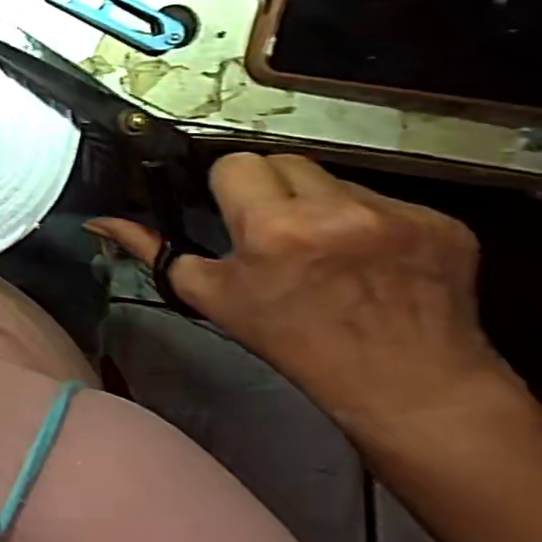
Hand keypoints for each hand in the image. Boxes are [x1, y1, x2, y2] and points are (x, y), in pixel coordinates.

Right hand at [86, 153, 525, 434]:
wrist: (405, 380)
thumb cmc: (291, 339)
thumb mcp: (208, 295)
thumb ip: (150, 249)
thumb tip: (99, 222)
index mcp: (273, 229)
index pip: (235, 164)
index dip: (224, 186)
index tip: (230, 213)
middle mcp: (337, 212)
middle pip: (282, 160)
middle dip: (268, 187)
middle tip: (269, 228)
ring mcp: (396, 215)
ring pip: (332, 177)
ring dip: (316, 201)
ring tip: (319, 246)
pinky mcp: (441, 222)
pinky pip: (381, 198)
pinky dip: (364, 219)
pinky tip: (363, 256)